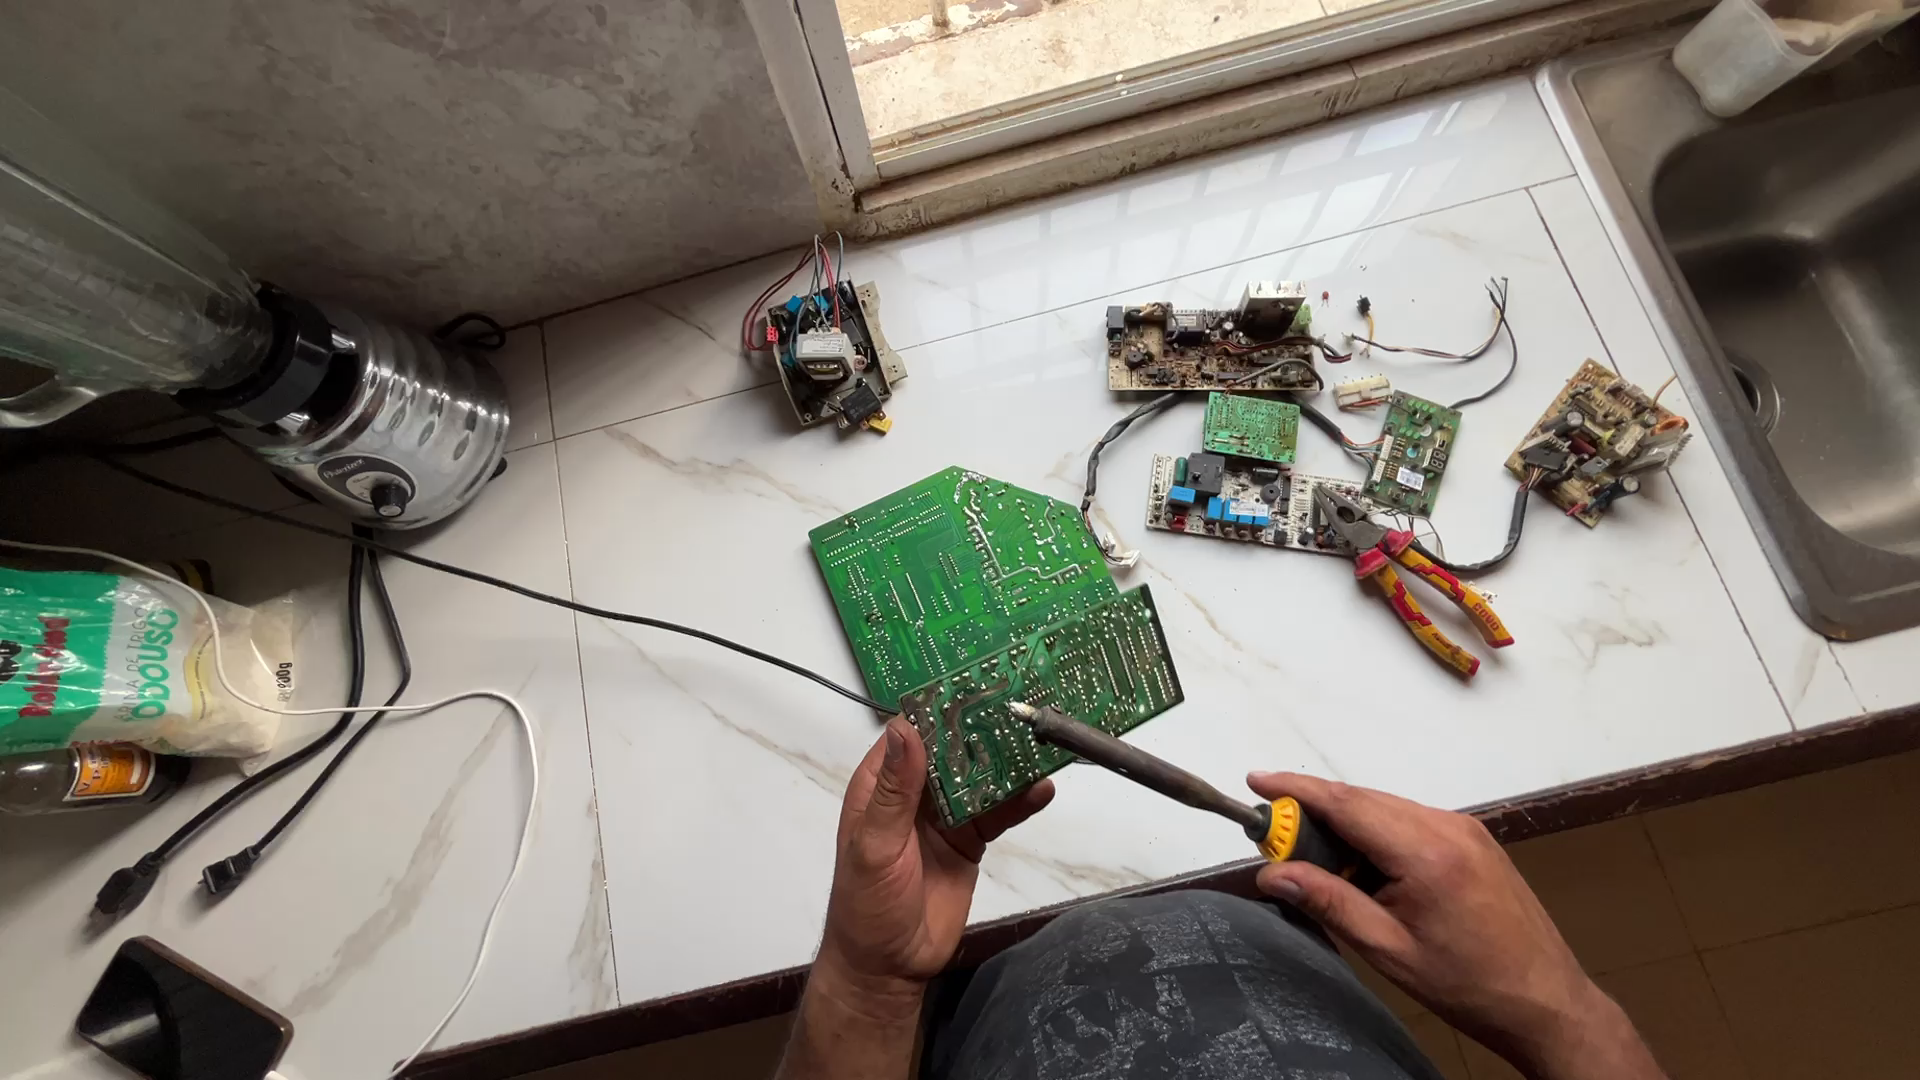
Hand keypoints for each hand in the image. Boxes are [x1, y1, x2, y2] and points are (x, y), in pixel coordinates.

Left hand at [818, 716, 1053, 998]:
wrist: (891, 966)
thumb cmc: (867, 904)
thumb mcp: (875, 844)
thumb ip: (894, 790)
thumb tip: (906, 729)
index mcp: (883, 782)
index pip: (912, 732)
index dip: (939, 708)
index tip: (971, 684)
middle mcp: (917, 790)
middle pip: (954, 748)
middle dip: (983, 728)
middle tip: (1019, 705)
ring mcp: (947, 812)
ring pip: (981, 775)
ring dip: (1008, 761)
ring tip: (1040, 741)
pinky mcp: (971, 837)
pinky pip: (999, 811)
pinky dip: (1020, 799)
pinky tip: (1042, 788)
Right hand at [1247, 772, 1663, 1079]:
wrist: (1553, 1006)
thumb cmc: (1466, 985)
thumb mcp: (1388, 950)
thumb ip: (1328, 902)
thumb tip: (1270, 873)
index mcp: (1425, 854)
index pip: (1345, 803)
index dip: (1295, 788)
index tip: (1256, 780)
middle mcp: (1444, 826)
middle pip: (1360, 798)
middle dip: (1311, 807)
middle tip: (1275, 831)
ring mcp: (1462, 827)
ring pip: (1381, 805)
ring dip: (1342, 820)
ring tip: (1318, 856)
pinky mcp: (1470, 835)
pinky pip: (1404, 816)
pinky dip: (1372, 828)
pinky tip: (1363, 863)